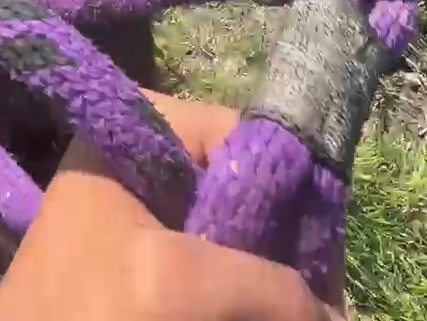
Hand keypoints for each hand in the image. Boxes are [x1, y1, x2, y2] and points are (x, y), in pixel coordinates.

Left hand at [0, 91, 342, 320]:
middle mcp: (141, 150)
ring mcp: (142, 200)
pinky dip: (239, 286)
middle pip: (239, 181)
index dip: (286, 185)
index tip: (323, 249)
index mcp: (137, 125)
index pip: (235, 131)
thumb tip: (340, 316)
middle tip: (321, 293)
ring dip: (266, 269)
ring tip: (303, 305)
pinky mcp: (145, 249)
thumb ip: (268, 285)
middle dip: (280, 237)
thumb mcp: (176, 282)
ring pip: (231, 224)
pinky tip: (262, 306)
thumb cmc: (86, 307)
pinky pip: (211, 255)